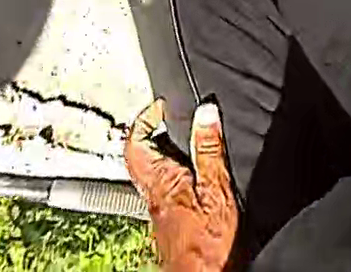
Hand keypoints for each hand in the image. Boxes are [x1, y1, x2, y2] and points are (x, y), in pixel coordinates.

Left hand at [125, 99, 238, 271]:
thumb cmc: (209, 246)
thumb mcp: (216, 187)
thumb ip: (209, 148)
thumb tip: (205, 111)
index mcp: (160, 182)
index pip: (134, 143)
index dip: (145, 118)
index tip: (163, 105)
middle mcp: (154, 195)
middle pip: (143, 155)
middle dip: (158, 130)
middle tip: (177, 114)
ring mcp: (161, 209)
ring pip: (155, 169)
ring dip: (169, 149)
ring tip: (192, 135)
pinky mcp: (171, 220)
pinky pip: (167, 184)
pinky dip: (179, 169)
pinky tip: (199, 171)